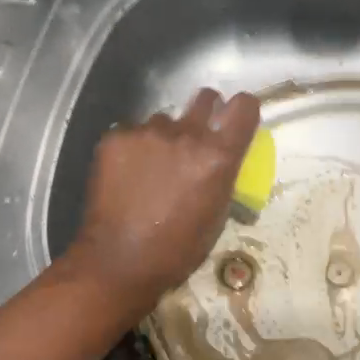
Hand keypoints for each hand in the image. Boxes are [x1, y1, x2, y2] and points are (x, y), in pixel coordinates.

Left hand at [61, 89, 260, 309]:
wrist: (119, 261)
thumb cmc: (176, 251)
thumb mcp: (216, 216)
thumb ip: (222, 176)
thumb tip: (219, 158)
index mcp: (217, 156)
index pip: (244, 106)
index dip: (242, 109)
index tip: (235, 118)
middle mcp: (185, 134)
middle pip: (205, 98)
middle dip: (205, 112)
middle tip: (194, 139)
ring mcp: (146, 133)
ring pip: (163, 120)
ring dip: (163, 137)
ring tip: (151, 170)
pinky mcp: (115, 138)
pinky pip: (131, 133)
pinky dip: (132, 149)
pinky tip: (126, 177)